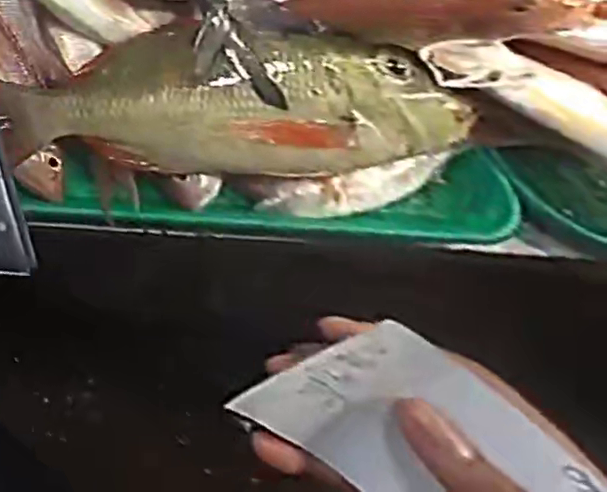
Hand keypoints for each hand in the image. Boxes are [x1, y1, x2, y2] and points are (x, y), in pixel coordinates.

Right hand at [251, 317, 599, 491]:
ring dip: (309, 422)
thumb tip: (417, 410)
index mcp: (539, 471)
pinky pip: (356, 479)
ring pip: (368, 444)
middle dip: (336, 383)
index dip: (401, 353)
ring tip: (268, 408)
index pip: (468, 390)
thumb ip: (490, 483)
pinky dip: (311, 463)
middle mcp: (486, 476)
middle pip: (403, 410)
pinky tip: (278, 452)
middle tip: (288, 366)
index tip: (340, 333)